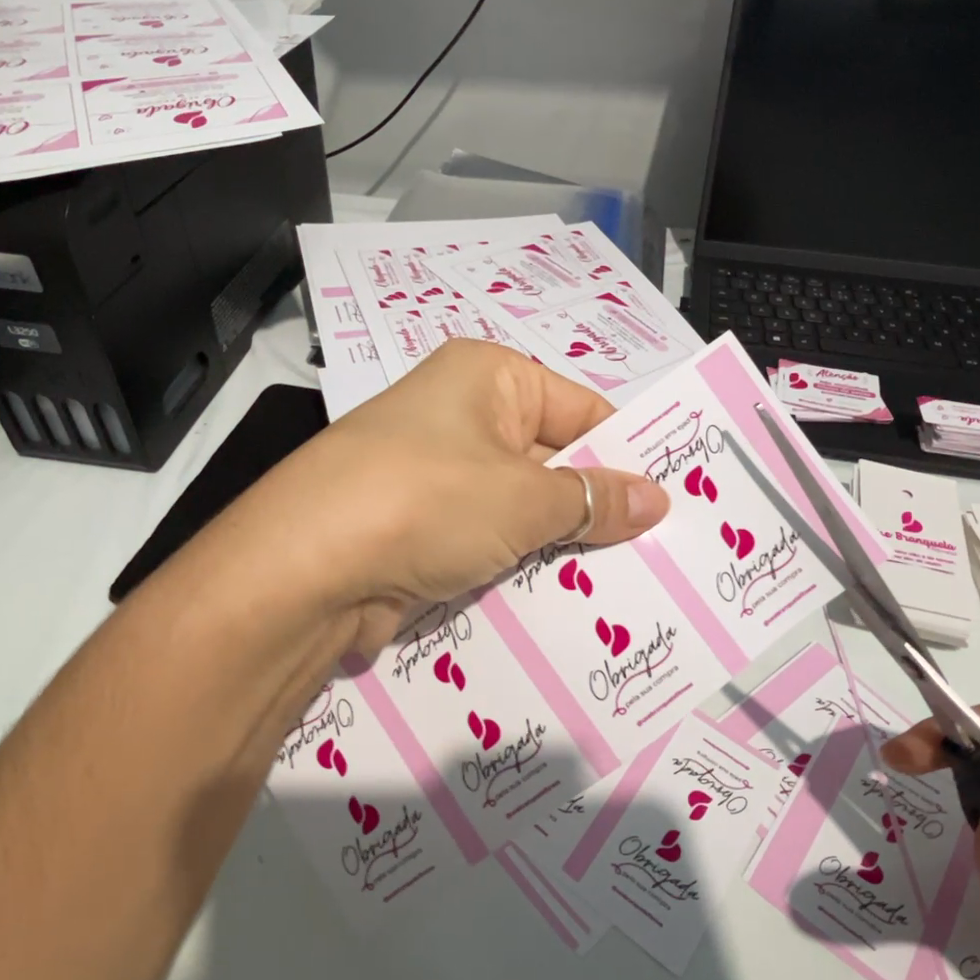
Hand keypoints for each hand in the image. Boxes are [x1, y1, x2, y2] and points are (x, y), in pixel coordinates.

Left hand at [227, 340, 669, 652]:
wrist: (304, 570)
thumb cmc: (427, 501)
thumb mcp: (525, 498)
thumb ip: (595, 501)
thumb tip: (657, 500)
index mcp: (487, 376)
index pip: (582, 408)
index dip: (627, 453)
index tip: (674, 502)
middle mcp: (459, 415)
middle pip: (551, 460)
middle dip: (596, 507)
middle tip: (662, 552)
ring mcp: (433, 475)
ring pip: (519, 509)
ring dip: (558, 545)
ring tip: (626, 585)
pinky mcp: (416, 529)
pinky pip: (485, 543)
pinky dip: (517, 568)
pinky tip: (562, 603)